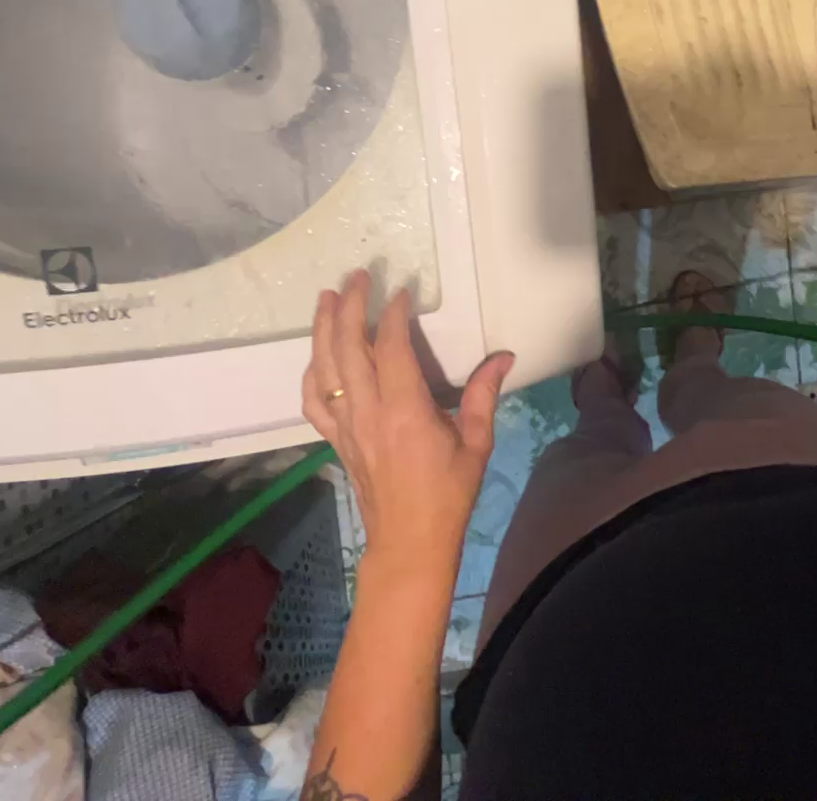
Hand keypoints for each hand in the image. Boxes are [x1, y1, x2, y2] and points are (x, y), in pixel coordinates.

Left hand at [301, 270, 515, 577]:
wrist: (409, 541)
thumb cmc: (448, 493)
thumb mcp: (476, 443)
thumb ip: (483, 395)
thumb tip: (504, 356)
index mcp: (404, 411)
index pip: (391, 348)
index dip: (393, 314)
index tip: (401, 290)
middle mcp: (368, 412)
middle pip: (349, 348)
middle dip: (349, 306)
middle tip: (356, 276)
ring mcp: (346, 426)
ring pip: (324, 367)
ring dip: (323, 328)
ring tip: (325, 296)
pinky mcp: (336, 439)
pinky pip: (314, 399)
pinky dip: (313, 371)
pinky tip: (318, 354)